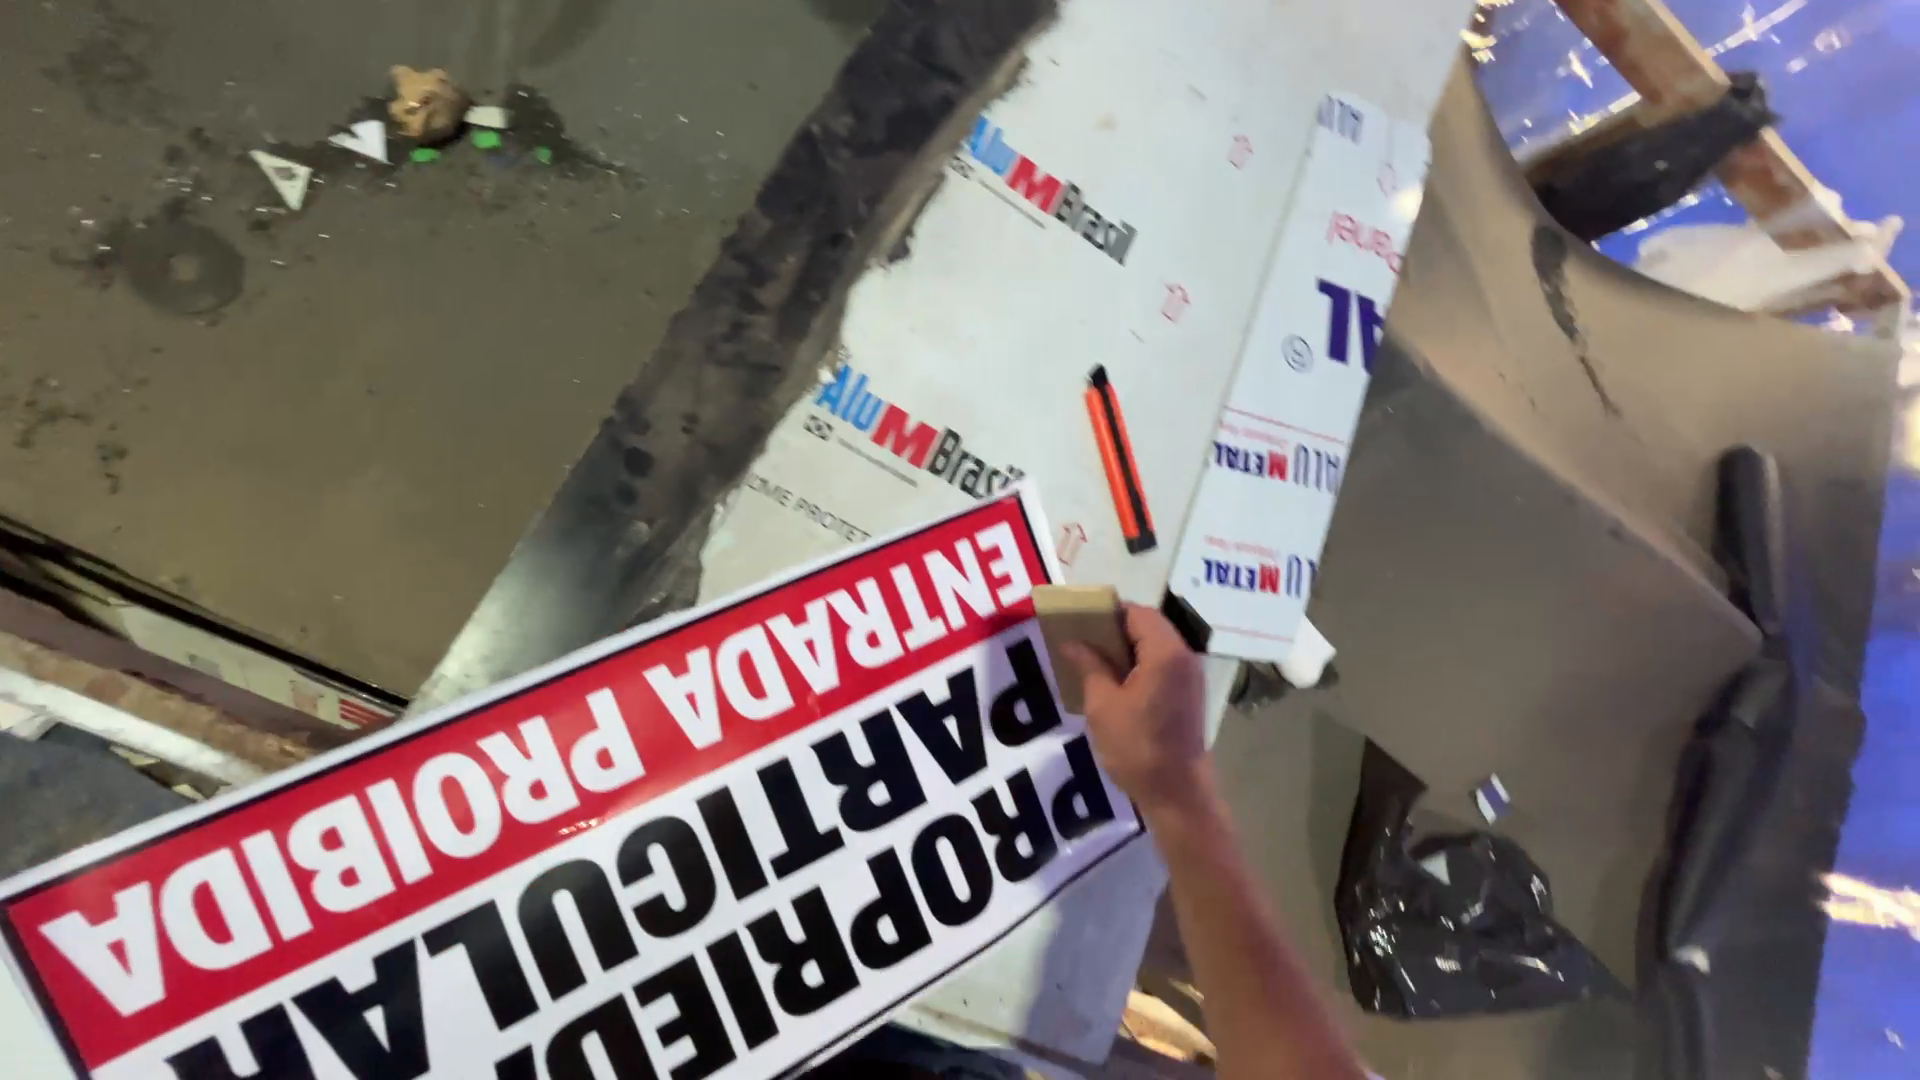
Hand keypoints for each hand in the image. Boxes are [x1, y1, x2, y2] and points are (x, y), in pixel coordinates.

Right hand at [1063, 603, 1211, 815]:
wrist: (1177, 794)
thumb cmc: (1137, 747)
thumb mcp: (1102, 705)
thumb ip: (1090, 666)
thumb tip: (1072, 642)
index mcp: (1165, 654)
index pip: (1137, 613)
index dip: (1108, 612)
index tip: (1080, 618)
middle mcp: (1184, 657)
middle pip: (1149, 625)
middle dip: (1115, 626)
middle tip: (1082, 636)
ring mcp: (1189, 676)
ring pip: (1156, 644)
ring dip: (1127, 645)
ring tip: (1093, 656)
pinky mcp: (1188, 694)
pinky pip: (1162, 663)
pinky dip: (1139, 661)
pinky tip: (1114, 678)